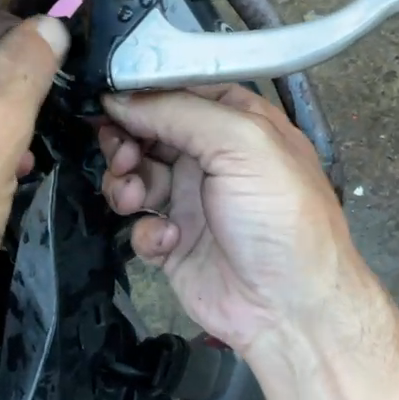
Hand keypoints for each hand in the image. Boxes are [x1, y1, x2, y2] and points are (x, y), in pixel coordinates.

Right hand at [99, 85, 369, 354]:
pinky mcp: (174, 244)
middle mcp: (214, 160)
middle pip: (149, 133)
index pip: (180, 92)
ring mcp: (192, 203)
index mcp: (239, 124)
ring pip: (136, 178)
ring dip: (126, 184)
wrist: (286, 307)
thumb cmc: (282, 220)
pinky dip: (144, 232)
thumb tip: (123, 100)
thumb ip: (179, 112)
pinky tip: (168, 240)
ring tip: (135, 198)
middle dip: (127, 141)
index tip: (111, 101)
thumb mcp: (242, 144)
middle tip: (123, 155)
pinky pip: (139, 227)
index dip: (143, 96)